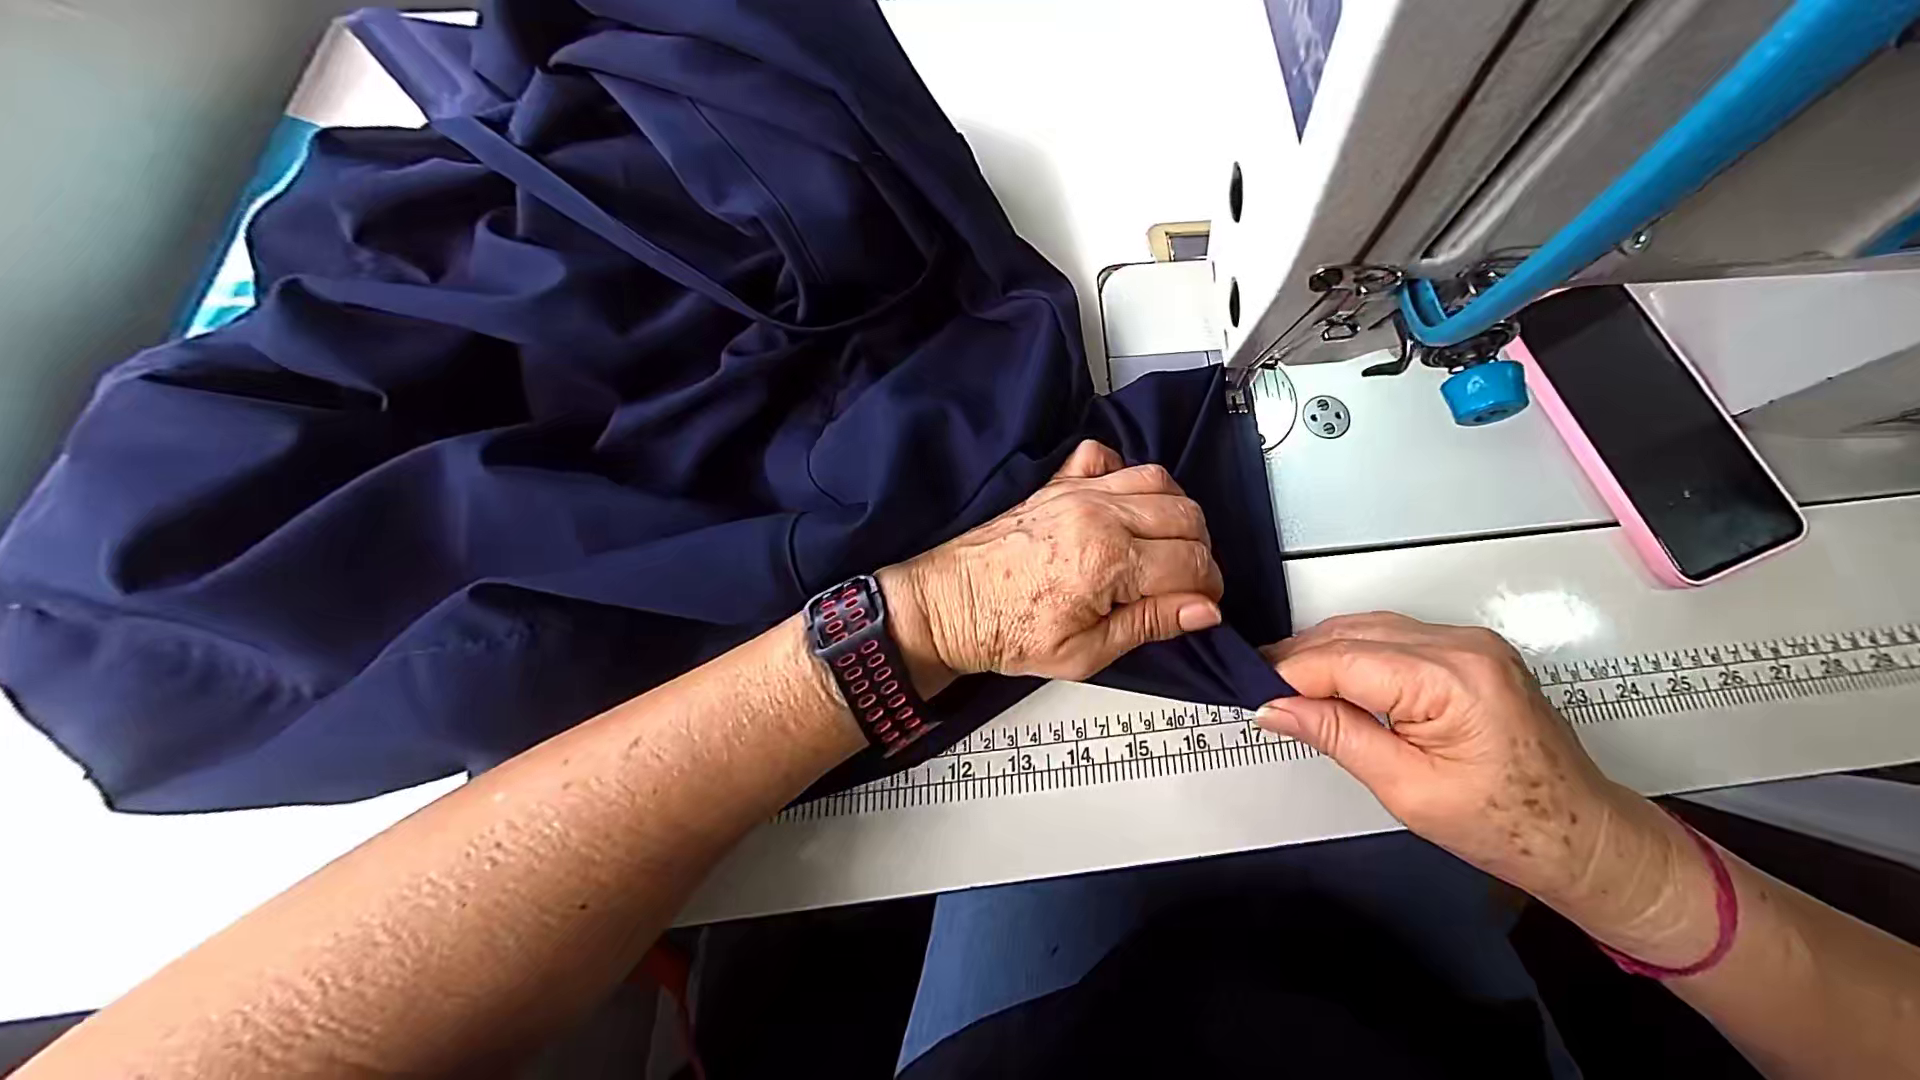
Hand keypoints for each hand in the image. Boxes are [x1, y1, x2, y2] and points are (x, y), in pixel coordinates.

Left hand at [879, 440, 1223, 689]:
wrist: (950, 604)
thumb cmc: (1004, 631)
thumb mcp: (1084, 653)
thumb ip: (1149, 624)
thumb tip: (1202, 610)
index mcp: (1107, 560)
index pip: (1191, 563)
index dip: (1207, 589)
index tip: (1201, 603)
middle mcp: (1096, 514)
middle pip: (1186, 517)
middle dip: (1199, 552)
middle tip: (1185, 581)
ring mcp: (1075, 493)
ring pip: (1158, 480)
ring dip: (1174, 512)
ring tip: (1163, 547)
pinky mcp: (1056, 485)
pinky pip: (1103, 456)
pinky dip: (1123, 473)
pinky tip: (1123, 503)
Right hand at [1255, 613, 1719, 965]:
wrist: (1586, 837)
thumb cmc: (1508, 825)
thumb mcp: (1405, 788)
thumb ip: (1334, 735)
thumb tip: (1272, 708)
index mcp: (1450, 680)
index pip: (1338, 660)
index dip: (1286, 677)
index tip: (1253, 697)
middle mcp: (1459, 645)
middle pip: (1347, 636)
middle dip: (1297, 663)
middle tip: (1264, 696)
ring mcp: (1466, 641)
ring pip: (1362, 628)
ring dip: (1320, 656)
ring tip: (1292, 692)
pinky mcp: (1465, 647)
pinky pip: (1387, 635)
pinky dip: (1350, 653)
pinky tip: (1332, 681)